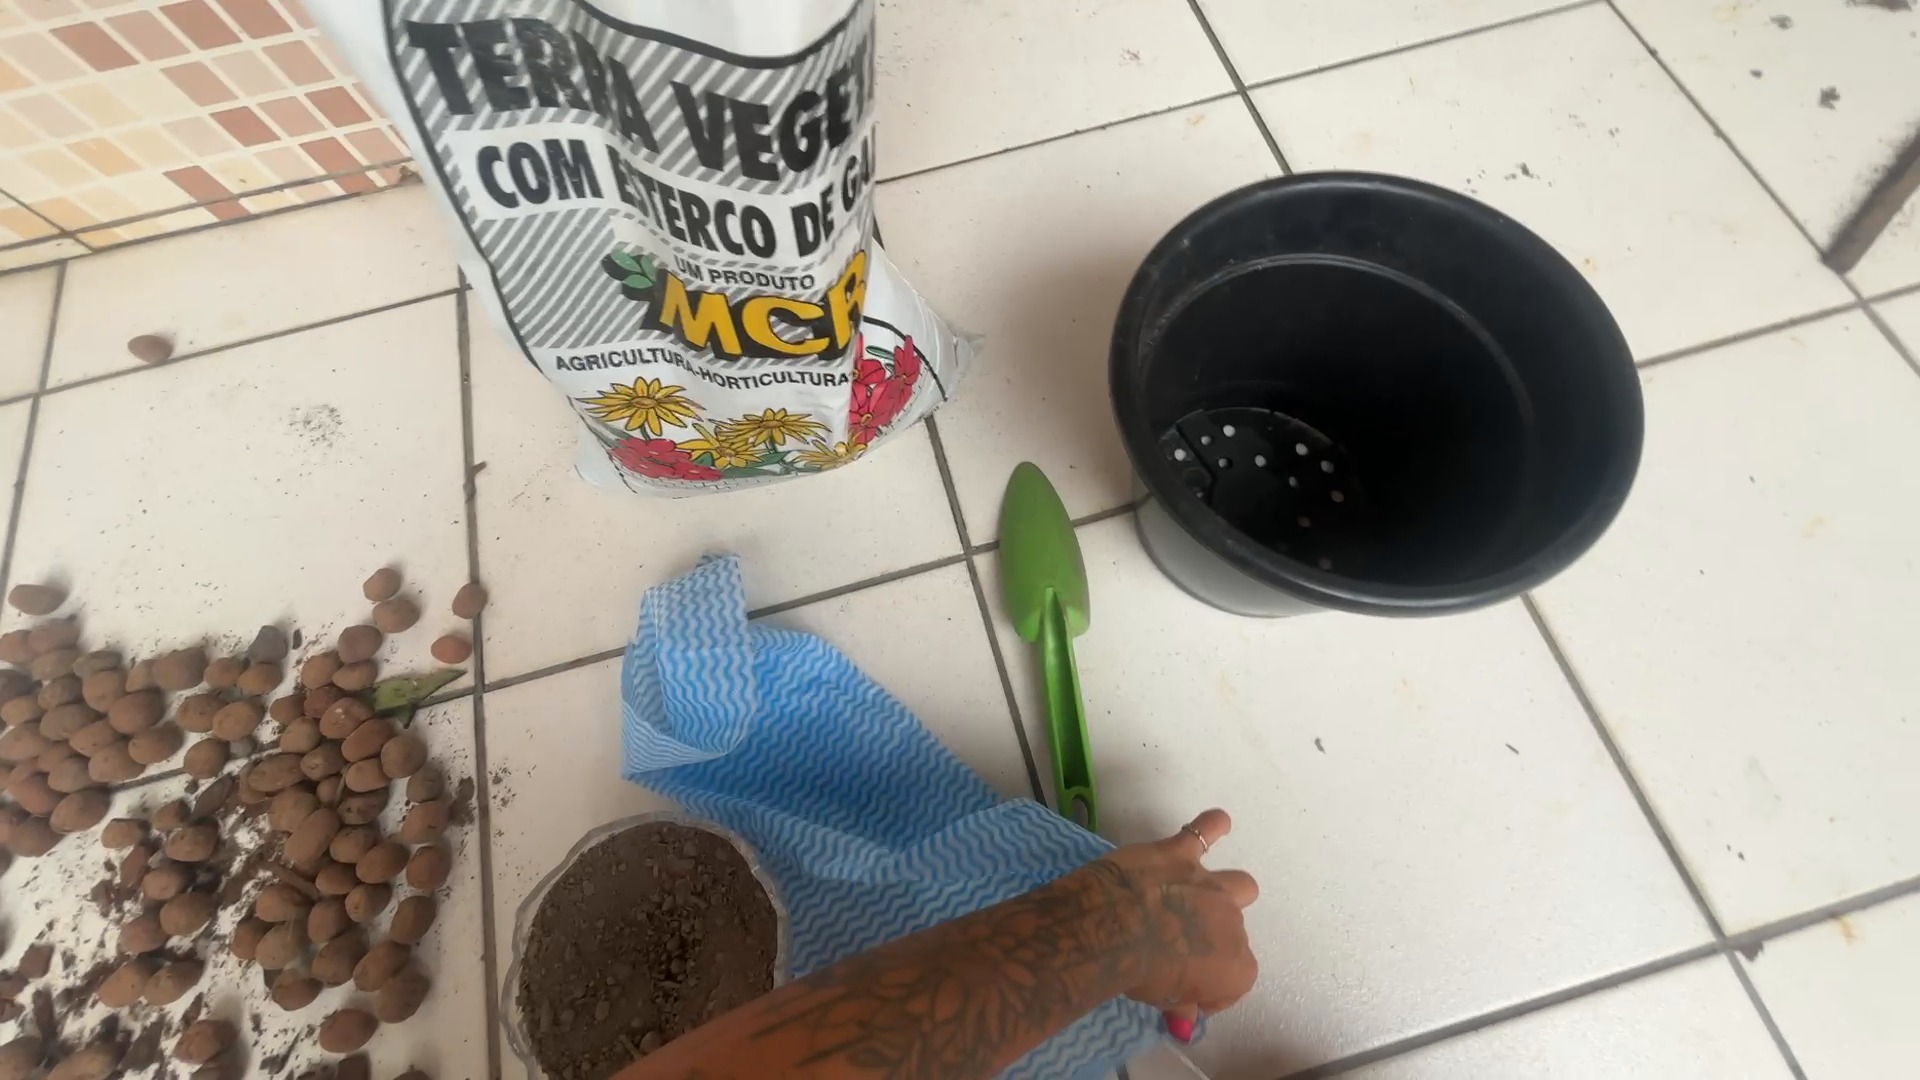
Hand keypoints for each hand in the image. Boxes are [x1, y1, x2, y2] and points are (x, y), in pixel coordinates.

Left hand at [1097, 808, 1258, 1017]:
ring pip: (1240, 884)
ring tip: (1204, 892)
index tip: (1185, 988)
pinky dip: (1212, 825)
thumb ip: (1181, 999)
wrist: (1113, 926)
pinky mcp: (1179, 852)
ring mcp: (1208, 883)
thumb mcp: (1162, 1000)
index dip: (1209, 986)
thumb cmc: (1139, 970)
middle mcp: (1232, 922)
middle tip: (1181, 942)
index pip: (1233, 980)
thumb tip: (1184, 1006)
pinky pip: (1204, 831)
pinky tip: (1218, 821)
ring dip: (1227, 890)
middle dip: (1213, 937)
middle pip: (1233, 930)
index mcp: (1236, 967)